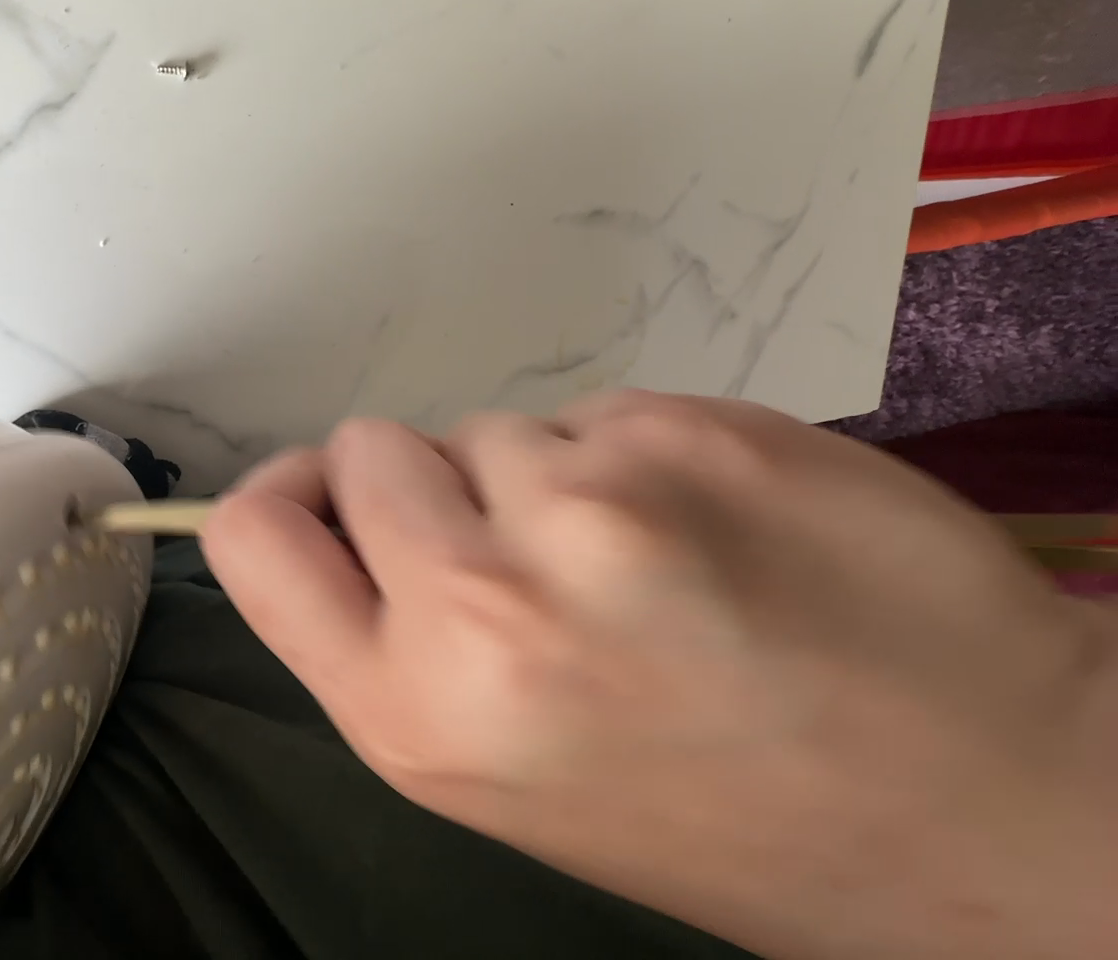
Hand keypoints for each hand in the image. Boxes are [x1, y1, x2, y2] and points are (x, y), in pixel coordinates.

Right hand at [204, 391, 1117, 959]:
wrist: (979, 815)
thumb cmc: (690, 801)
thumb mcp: (480, 762)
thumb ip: (378, 633)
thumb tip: (335, 511)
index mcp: (409, 708)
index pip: (253, 537)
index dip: (282, 496)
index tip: (335, 501)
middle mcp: (478, 608)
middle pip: (363, 449)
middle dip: (422, 486)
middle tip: (515, 556)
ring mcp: (590, 511)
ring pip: (484, 430)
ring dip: (533, 480)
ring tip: (636, 563)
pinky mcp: (690, 436)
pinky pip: (591, 415)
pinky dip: (628, 460)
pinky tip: (710, 533)